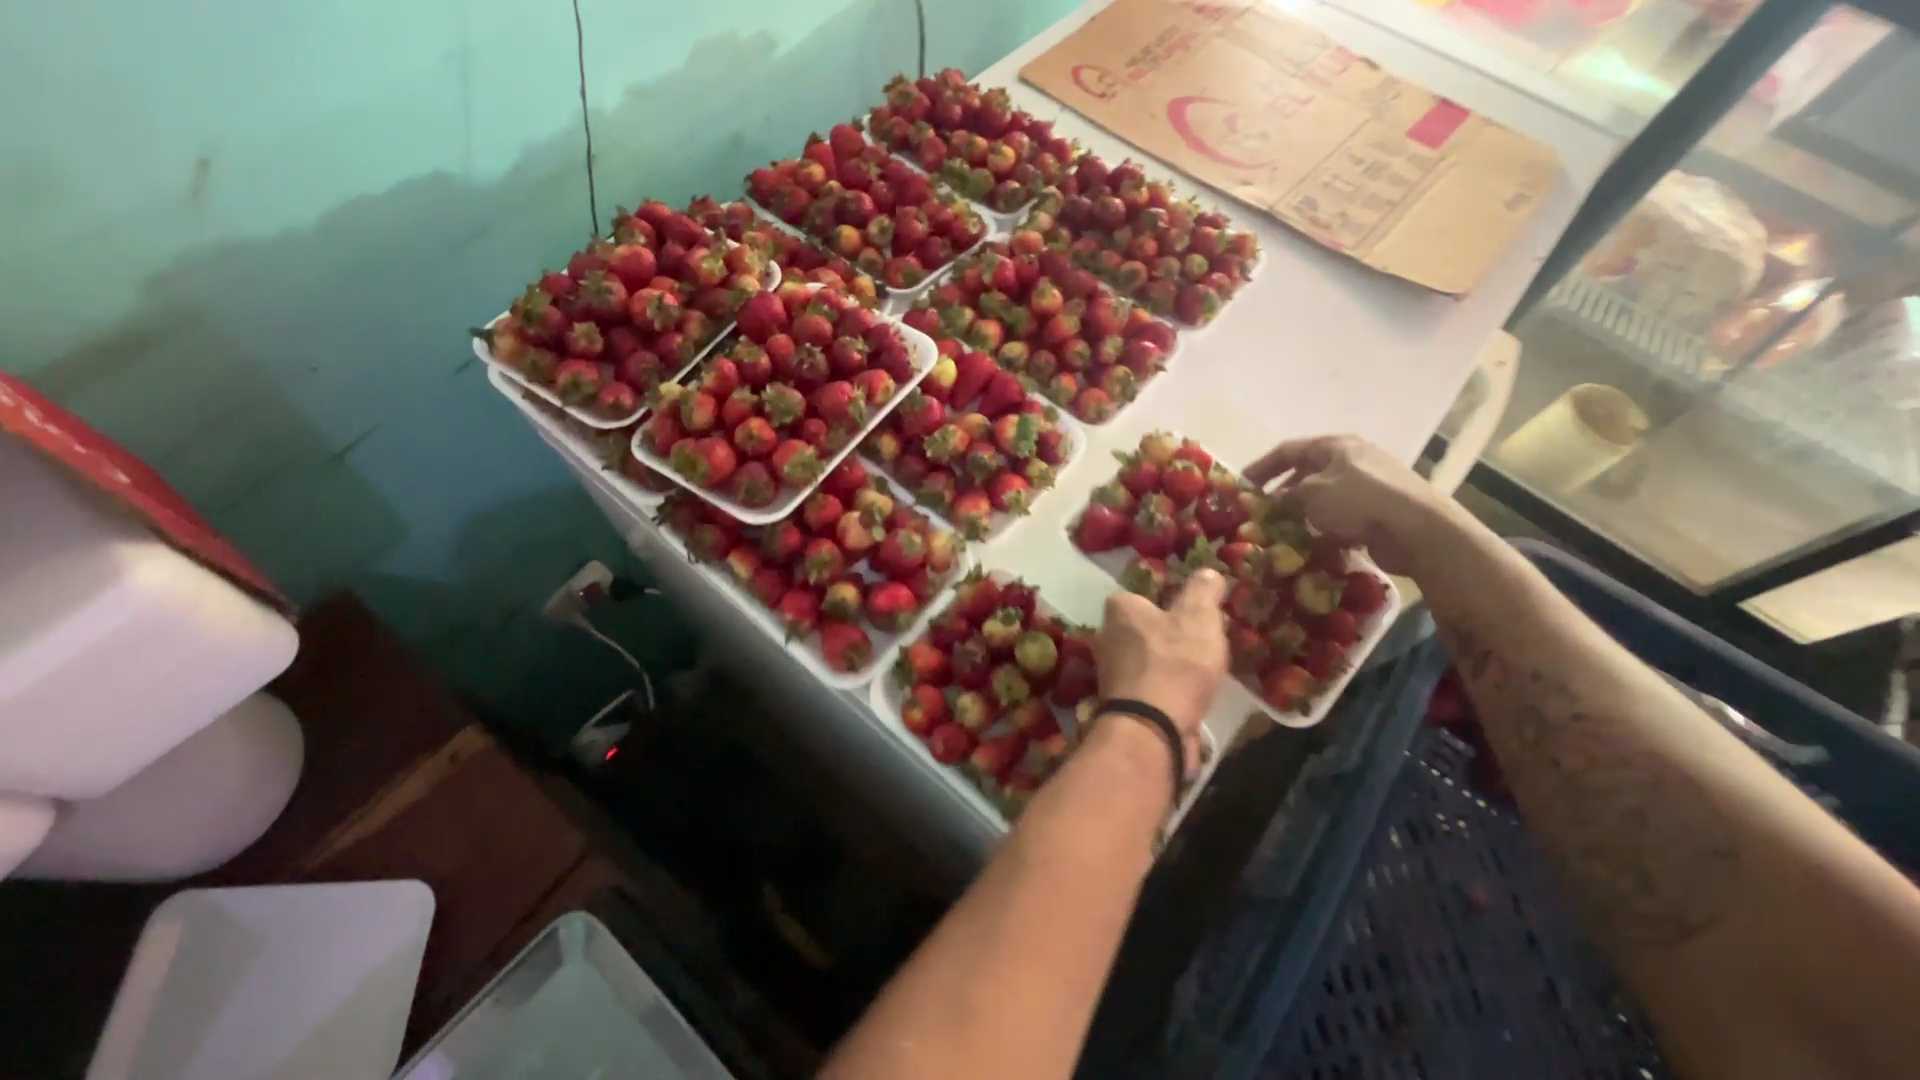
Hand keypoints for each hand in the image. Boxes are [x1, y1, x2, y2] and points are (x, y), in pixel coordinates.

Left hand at [1095, 569, 1228, 772]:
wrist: (1152, 729)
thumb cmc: (1174, 663)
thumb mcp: (1198, 618)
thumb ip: (1202, 592)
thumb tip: (1208, 572)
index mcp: (1119, 611)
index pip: (1134, 595)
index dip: (1161, 600)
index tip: (1186, 610)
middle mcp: (1106, 638)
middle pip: (1138, 629)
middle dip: (1163, 635)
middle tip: (1197, 641)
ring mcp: (1110, 674)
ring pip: (1142, 660)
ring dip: (1165, 665)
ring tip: (1197, 671)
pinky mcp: (1120, 704)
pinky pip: (1147, 688)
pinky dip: (1164, 691)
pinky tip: (1187, 698)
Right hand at [1243, 435, 1457, 575]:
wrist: (1415, 528)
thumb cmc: (1357, 500)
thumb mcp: (1311, 492)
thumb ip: (1287, 495)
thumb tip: (1275, 501)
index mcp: (1335, 446)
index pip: (1288, 450)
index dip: (1262, 467)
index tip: (1242, 485)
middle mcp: (1352, 462)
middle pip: (1307, 474)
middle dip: (1283, 494)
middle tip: (1261, 513)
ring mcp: (1368, 488)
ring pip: (1324, 500)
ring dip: (1303, 516)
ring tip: (1283, 534)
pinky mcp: (1378, 514)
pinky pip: (1342, 521)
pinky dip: (1325, 532)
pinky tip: (1312, 548)